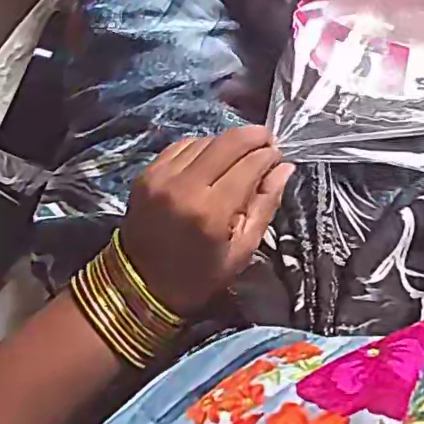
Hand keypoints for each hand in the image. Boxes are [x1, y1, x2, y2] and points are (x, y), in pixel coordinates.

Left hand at [119, 126, 294, 317]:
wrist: (140, 286)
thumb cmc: (199, 277)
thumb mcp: (242, 251)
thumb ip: (265, 205)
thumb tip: (284, 168)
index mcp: (212, 212)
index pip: (250, 165)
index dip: (269, 156)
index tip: (278, 158)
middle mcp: (185, 187)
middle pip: (228, 142)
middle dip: (253, 136)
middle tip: (267, 141)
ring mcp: (161, 177)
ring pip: (205, 140)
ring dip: (227, 143)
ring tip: (239, 155)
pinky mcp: (147, 174)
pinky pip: (181, 146)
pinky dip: (202, 148)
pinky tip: (211, 160)